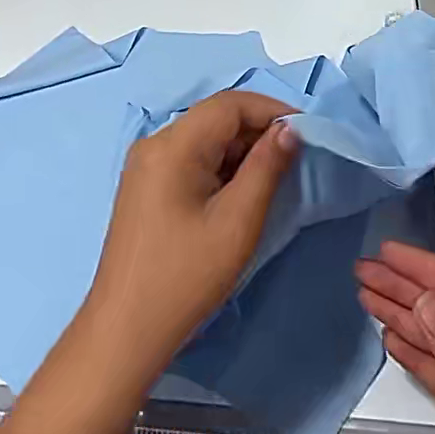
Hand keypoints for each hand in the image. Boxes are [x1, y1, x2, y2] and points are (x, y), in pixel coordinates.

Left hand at [82, 91, 301, 375]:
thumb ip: (267, 166)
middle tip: (295, 158)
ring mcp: (146, 165)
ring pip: (204, 138)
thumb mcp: (238, 220)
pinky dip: (221, 166)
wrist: (127, 329)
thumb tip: (289, 129)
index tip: (307, 132)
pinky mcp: (146, 186)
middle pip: (215, 118)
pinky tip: (241, 191)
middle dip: (258, 130)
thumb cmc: (186, 275)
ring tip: (274, 177)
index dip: (271, 110)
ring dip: (241, 150)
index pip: (229, 104)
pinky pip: (191, 159)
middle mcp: (154, 144)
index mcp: (172, 145)